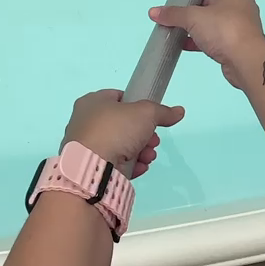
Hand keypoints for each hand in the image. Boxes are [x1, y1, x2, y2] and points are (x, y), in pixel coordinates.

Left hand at [62, 89, 184, 177]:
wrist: (91, 168)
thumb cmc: (116, 130)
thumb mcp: (146, 113)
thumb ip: (163, 112)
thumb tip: (179, 111)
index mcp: (92, 101)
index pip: (119, 97)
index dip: (138, 105)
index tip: (151, 117)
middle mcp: (85, 121)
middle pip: (122, 124)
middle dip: (143, 133)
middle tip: (154, 140)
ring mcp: (85, 146)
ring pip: (119, 144)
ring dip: (139, 150)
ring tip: (149, 156)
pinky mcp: (88, 167)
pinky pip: (113, 162)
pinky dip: (128, 165)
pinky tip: (140, 168)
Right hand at [149, 0, 264, 89]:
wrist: (246, 62)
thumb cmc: (225, 29)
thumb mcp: (194, 17)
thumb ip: (174, 14)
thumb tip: (154, 12)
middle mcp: (240, 7)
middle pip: (212, 3)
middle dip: (193, 7)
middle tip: (174, 10)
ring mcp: (238, 27)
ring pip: (212, 23)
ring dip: (195, 26)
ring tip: (173, 27)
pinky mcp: (234, 45)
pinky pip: (213, 39)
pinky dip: (199, 41)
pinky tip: (182, 44)